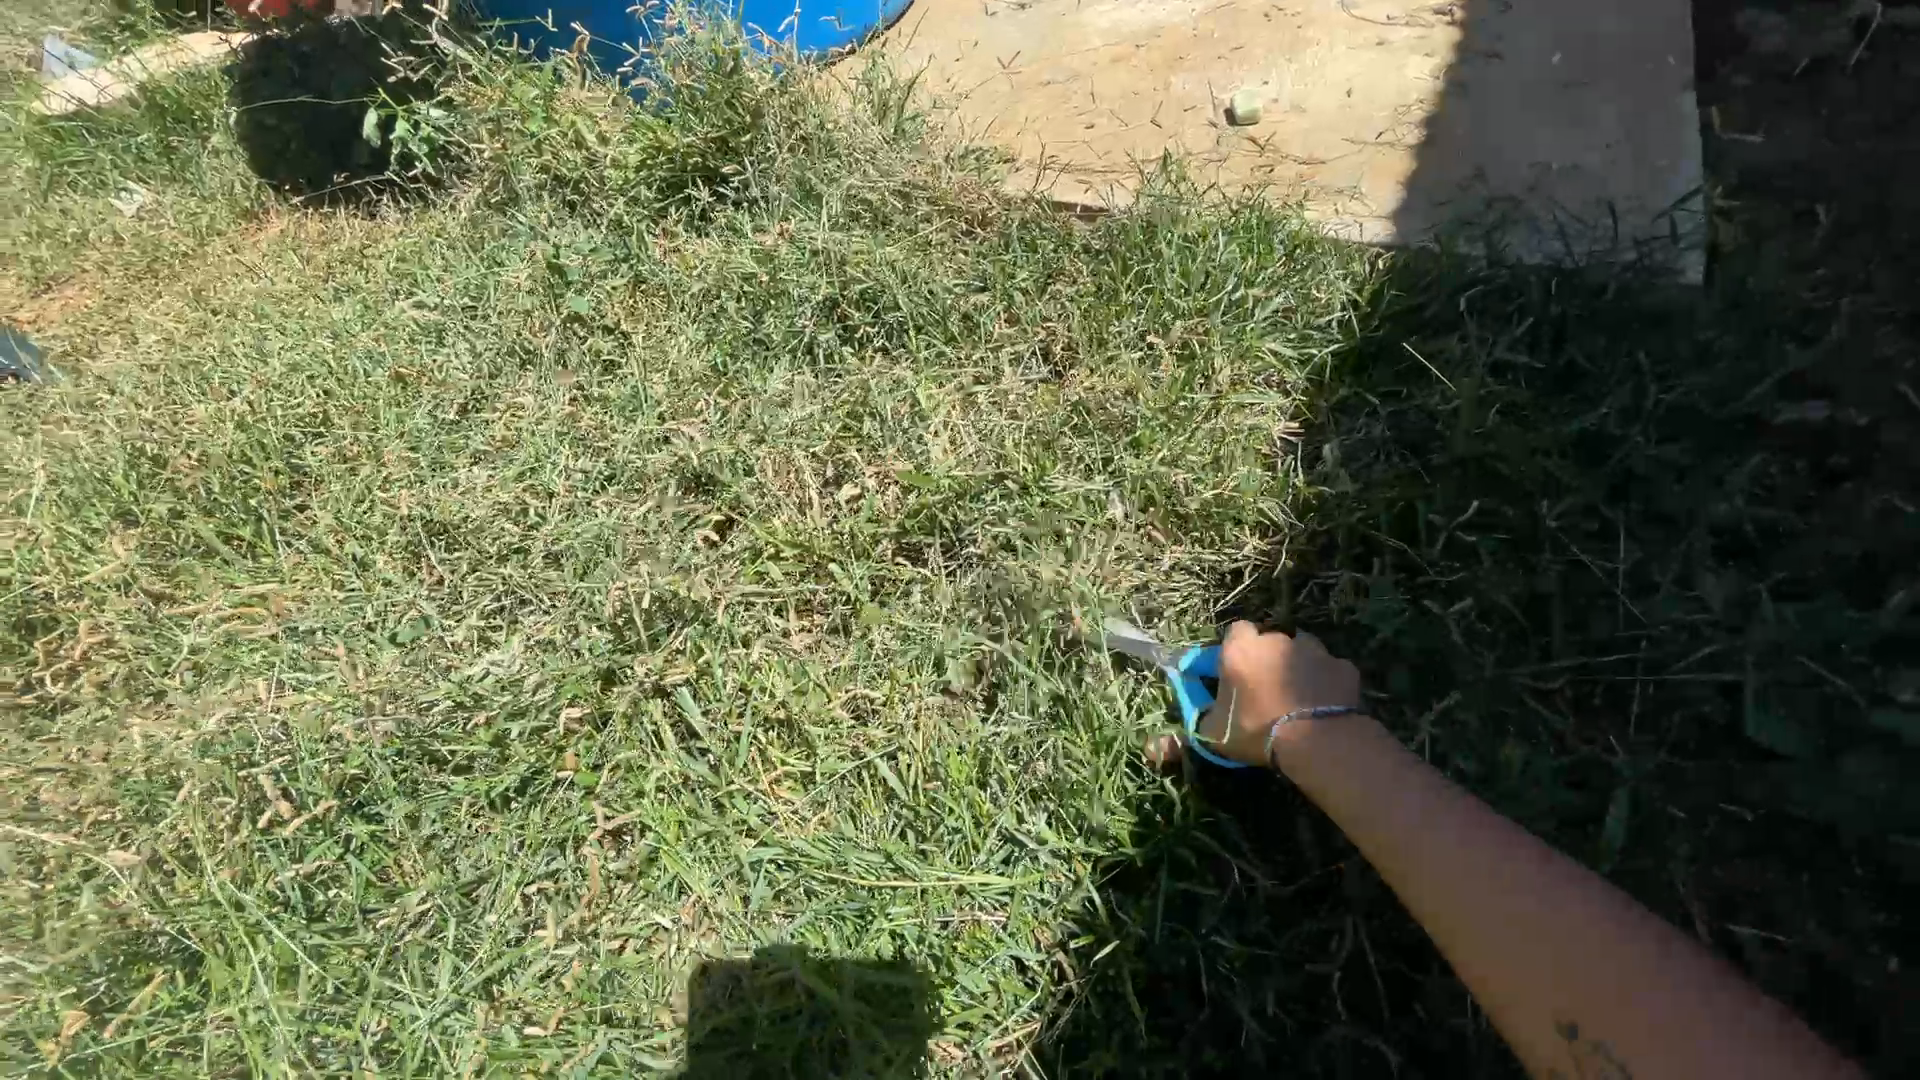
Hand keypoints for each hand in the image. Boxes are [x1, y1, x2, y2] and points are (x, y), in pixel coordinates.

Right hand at [1145, 621, 1363, 769]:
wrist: (1318, 739)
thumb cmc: (1256, 730)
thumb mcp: (1214, 735)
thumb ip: (1184, 736)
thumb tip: (1151, 751)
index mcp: (1240, 649)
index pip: (1235, 632)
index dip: (1235, 650)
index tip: (1234, 672)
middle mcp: (1275, 640)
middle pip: (1268, 640)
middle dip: (1266, 657)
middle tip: (1262, 688)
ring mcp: (1313, 650)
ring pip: (1302, 650)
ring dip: (1297, 665)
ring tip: (1294, 695)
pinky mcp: (1342, 667)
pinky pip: (1330, 669)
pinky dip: (1325, 682)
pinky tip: (1322, 704)